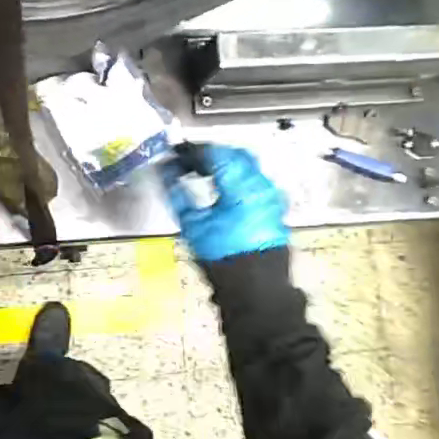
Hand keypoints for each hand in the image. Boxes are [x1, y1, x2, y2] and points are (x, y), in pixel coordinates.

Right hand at [160, 144, 289, 261]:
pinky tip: (220, 185)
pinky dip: (234, 175)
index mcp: (241, 185)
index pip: (214, 153)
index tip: (175, 152)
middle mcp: (260, 183)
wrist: (255, 287)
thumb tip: (166, 170)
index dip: (191, 150)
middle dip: (208, 153)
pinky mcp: (273, 204)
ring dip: (222, 163)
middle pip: (232, 154)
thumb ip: (177, 192)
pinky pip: (252, 178)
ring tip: (200, 171)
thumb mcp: (192, 225)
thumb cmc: (222, 258)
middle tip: (186, 159)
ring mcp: (270, 193)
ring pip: (244, 164)